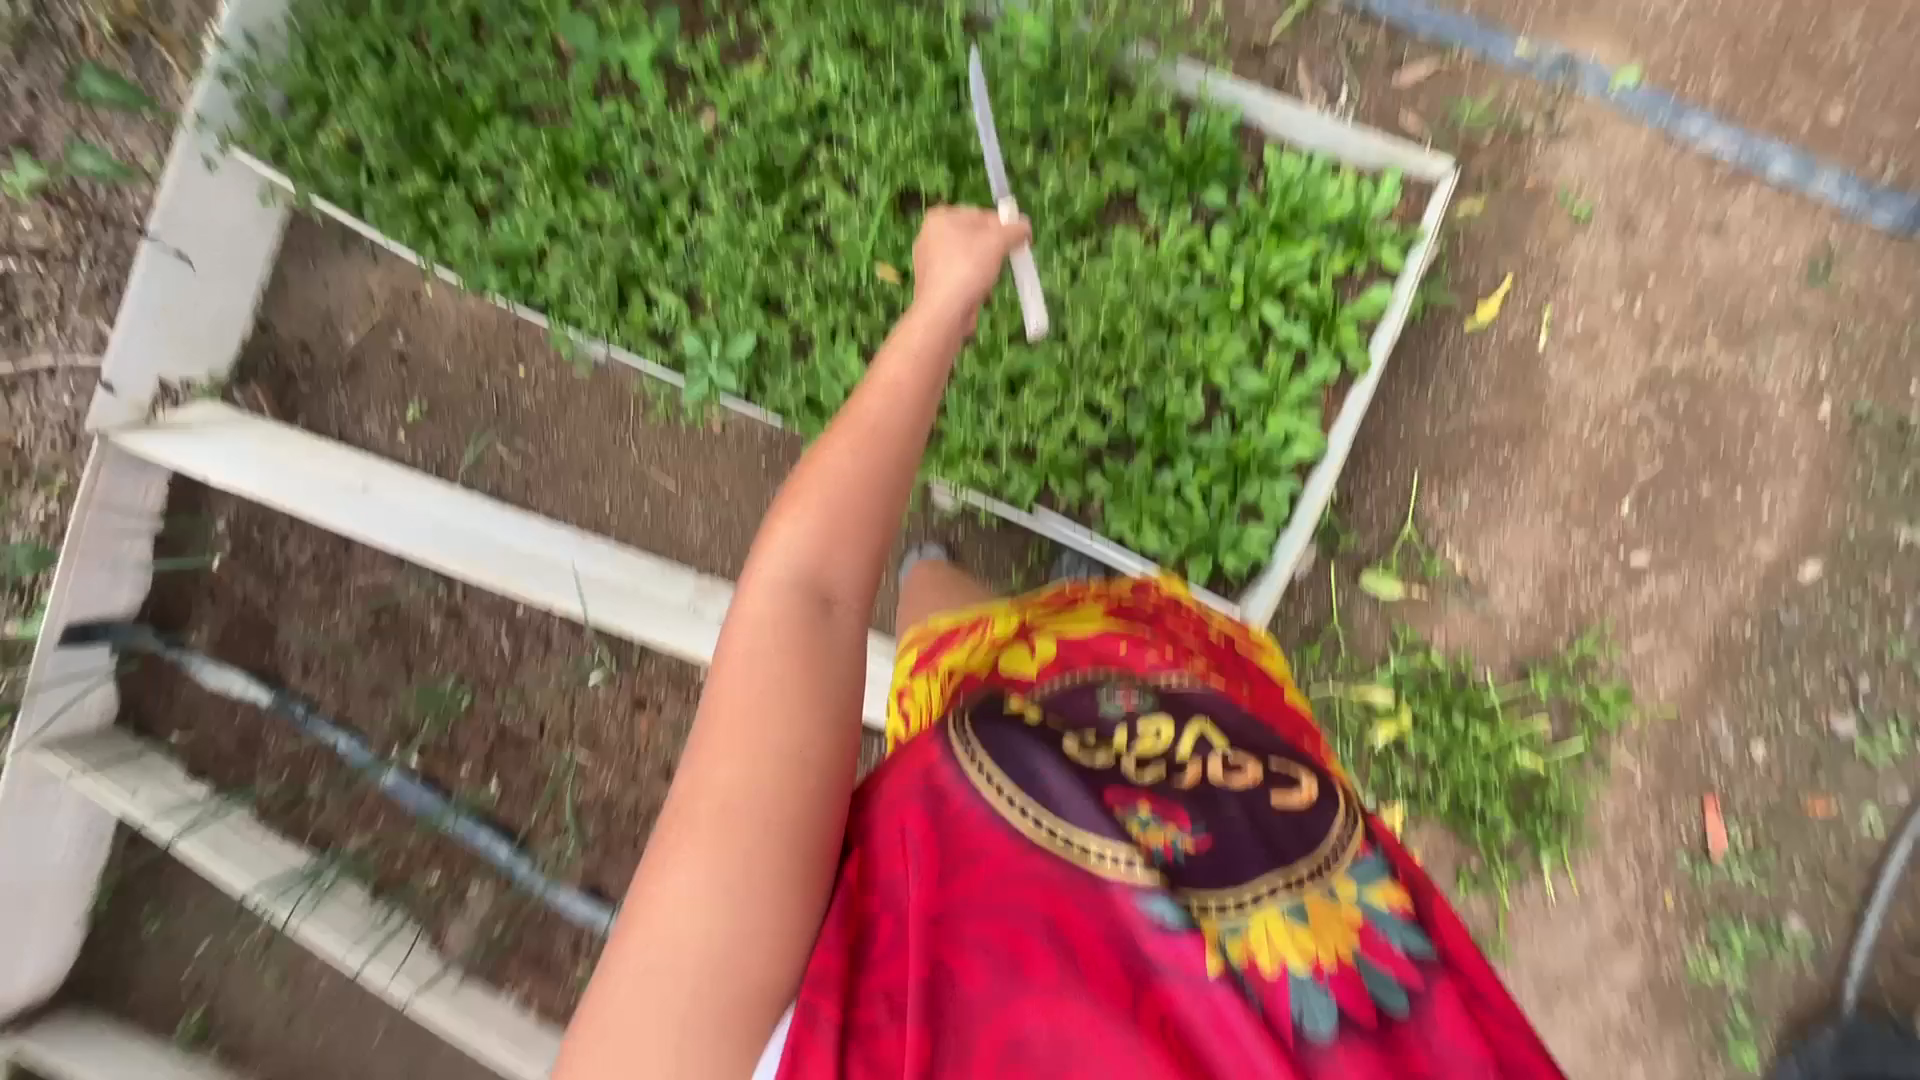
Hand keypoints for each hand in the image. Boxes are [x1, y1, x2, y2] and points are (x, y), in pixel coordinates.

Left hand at [910, 205, 1031, 330]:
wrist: (944, 312)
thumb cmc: (967, 269)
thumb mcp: (997, 242)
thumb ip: (1014, 229)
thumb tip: (1025, 226)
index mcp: (940, 217)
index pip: (980, 214)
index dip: (1003, 226)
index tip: (1018, 240)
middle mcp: (930, 236)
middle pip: (974, 237)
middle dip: (994, 249)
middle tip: (1006, 259)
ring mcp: (929, 262)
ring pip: (969, 258)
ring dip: (985, 268)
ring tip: (991, 279)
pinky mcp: (933, 285)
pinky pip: (961, 277)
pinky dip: (973, 283)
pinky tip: (979, 292)